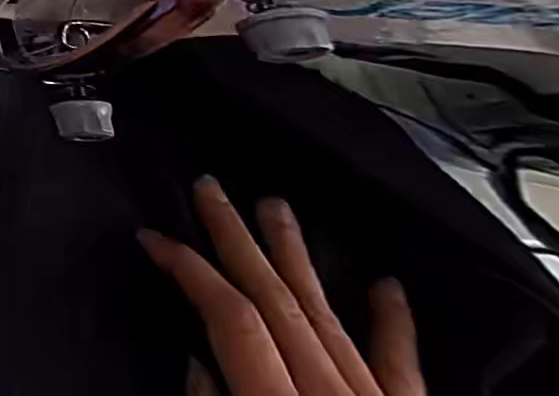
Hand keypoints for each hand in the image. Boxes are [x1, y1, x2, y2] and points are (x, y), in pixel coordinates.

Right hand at [140, 178, 424, 395]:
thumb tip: (193, 367)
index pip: (230, 320)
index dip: (187, 269)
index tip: (154, 237)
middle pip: (276, 301)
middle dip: (235, 239)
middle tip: (209, 189)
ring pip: (329, 316)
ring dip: (295, 257)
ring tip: (274, 207)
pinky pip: (404, 370)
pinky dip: (392, 324)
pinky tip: (386, 285)